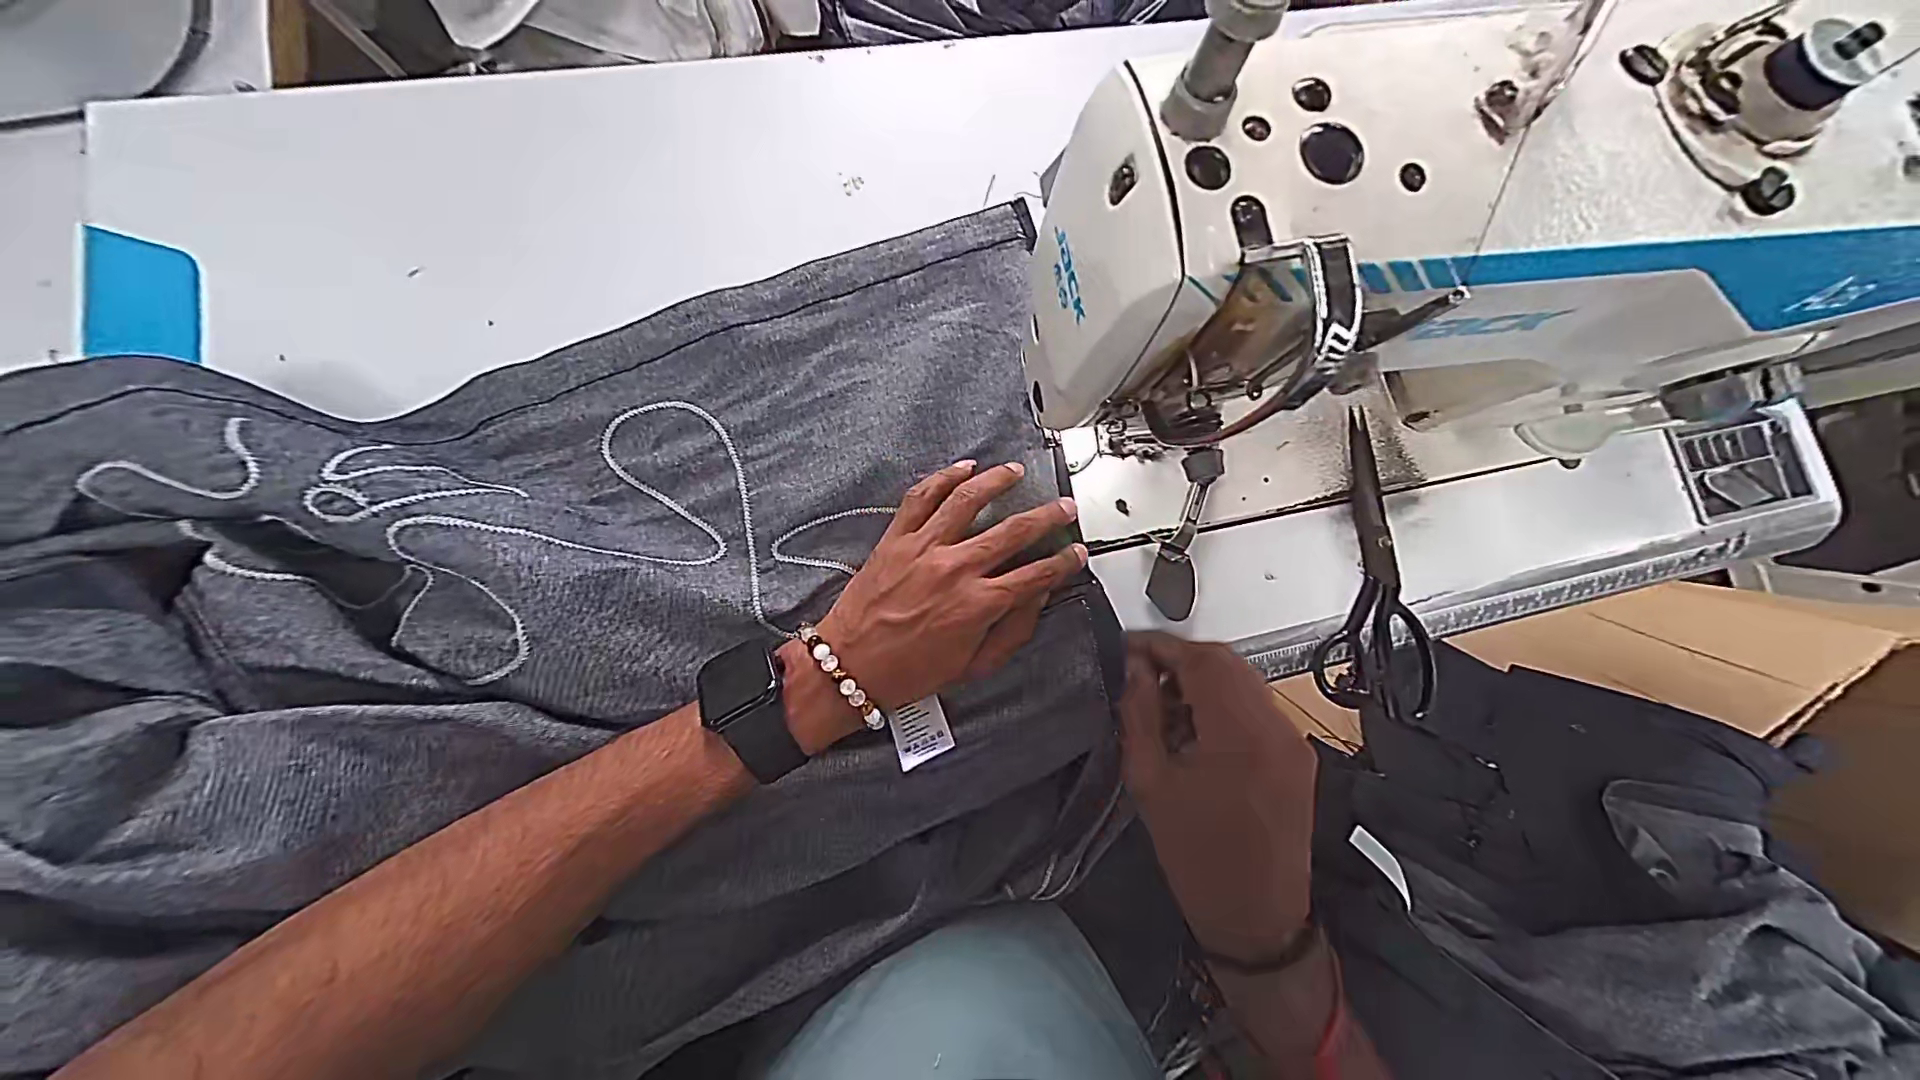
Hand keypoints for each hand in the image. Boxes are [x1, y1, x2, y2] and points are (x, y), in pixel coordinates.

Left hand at [815, 460, 1085, 714]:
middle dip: (1047, 515)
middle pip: (1014, 530)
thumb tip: (1038, 598)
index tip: (1074, 553)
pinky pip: (921, 497)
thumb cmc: (909, 670)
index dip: (1063, 561)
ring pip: (968, 500)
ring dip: (997, 481)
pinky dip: (944, 478)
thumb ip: (1013, 630)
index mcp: (978, 604)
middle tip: (1063, 507)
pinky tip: (962, 469)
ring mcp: (924, 549)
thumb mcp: (973, 665)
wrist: (852, 666)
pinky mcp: (896, 539)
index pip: (1036, 574)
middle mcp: (955, 569)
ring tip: (1014, 472)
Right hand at [1119, 632, 1317, 962]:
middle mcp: (1276, 730)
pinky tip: (1194, 724)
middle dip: (1179, 658)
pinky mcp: (1297, 754)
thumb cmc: (1197, 858)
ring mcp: (1293, 741)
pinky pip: (1256, 704)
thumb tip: (1134, 670)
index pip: (1201, 660)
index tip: (1130, 648)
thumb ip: (1139, 713)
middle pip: (1226, 661)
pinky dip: (1222, 699)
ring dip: (1201, 677)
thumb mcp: (1149, 781)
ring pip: (1243, 678)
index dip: (1160, 646)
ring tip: (1164, 703)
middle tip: (1142, 673)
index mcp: (1239, 737)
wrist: (1256, 917)